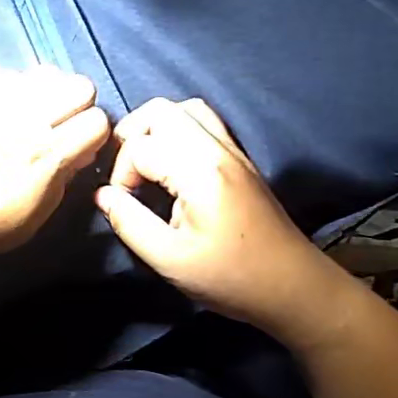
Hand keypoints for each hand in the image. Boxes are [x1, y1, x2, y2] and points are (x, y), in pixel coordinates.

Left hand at [0, 67, 110, 267]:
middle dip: (78, 107)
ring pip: (48, 71)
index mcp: (43, 156)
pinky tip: (1, 111)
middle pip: (81, 84)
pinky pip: (11, 73)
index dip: (94, 137)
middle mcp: (25, 118)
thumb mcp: (29, 222)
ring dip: (49, 92)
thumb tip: (79, 154)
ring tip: (32, 117)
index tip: (80, 151)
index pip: (98, 121)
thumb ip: (62, 183)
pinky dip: (15, 88)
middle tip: (60, 130)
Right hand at [95, 98, 346, 331]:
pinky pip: (205, 124)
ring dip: (157, 129)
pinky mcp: (241, 161)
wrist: (293, 287)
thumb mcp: (170, 259)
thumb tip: (104, 196)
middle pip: (163, 111)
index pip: (140, 146)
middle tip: (125, 175)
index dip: (120, 174)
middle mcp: (217, 149)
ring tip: (145, 164)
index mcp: (200, 170)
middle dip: (133, 137)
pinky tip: (172, 168)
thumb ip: (130, 223)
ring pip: (186, 110)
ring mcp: (233, 151)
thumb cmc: (231, 278)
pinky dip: (179, 132)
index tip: (123, 206)